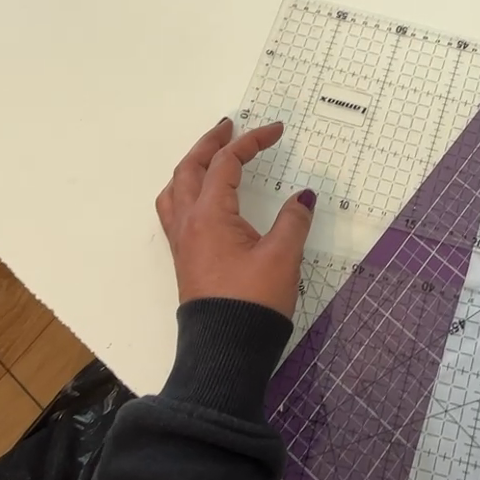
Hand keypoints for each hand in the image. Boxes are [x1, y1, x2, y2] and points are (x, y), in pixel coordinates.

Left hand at [155, 118, 315, 317]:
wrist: (225, 353)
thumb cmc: (253, 301)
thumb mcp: (282, 257)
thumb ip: (293, 220)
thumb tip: (303, 198)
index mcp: (209, 216)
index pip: (226, 164)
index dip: (251, 142)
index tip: (276, 130)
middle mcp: (188, 224)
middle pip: (189, 169)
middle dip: (210, 143)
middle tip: (229, 126)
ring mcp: (183, 244)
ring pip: (176, 190)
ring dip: (192, 166)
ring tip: (211, 156)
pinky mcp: (187, 260)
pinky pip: (177, 210)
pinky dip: (188, 190)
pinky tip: (205, 197)